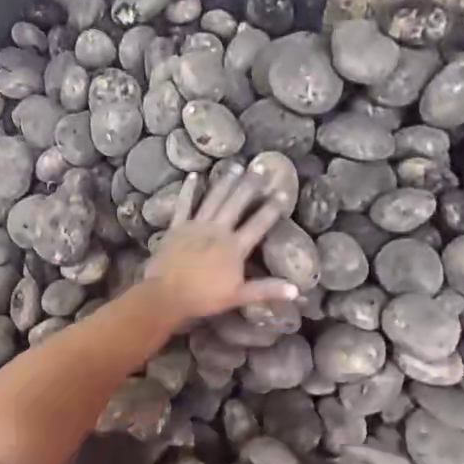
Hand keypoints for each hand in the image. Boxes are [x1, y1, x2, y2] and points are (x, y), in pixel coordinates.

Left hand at [142, 164, 296, 320]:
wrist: (166, 294)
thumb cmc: (204, 297)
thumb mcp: (238, 295)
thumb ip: (267, 289)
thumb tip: (297, 289)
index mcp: (234, 246)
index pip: (258, 223)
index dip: (272, 208)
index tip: (282, 192)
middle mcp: (218, 230)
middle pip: (236, 203)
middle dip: (249, 184)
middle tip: (260, 167)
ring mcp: (196, 225)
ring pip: (214, 199)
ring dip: (225, 182)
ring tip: (236, 166)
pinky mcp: (177, 226)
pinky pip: (184, 204)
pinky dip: (189, 189)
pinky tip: (194, 175)